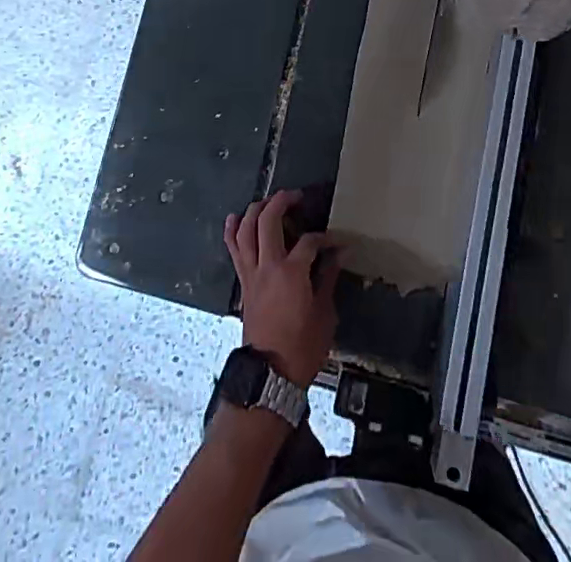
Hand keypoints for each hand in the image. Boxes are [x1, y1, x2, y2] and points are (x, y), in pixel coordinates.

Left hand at [224, 190, 338, 385]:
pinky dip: (232, 230)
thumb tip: (338, 254)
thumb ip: (328, 278)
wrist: (271, 373)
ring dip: (255, 210)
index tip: (338, 243)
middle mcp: (267, 266)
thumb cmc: (303, 346)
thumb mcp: (325, 312)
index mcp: (292, 273)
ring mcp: (251, 273)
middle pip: (268, 221)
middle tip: (296, 196)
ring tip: (269, 201)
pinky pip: (234, 248)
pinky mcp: (243, 281)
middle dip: (282, 202)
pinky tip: (235, 217)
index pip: (310, 241)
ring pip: (245, 229)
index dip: (326, 237)